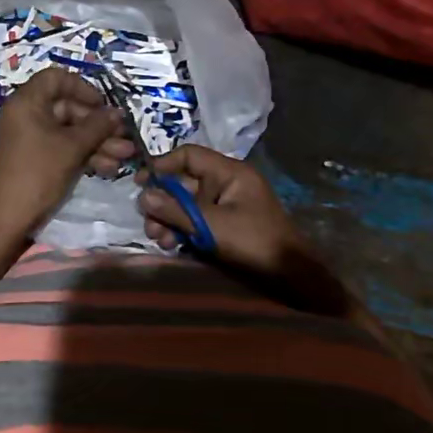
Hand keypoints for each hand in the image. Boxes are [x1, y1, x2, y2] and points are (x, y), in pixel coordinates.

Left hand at [0, 68, 134, 227]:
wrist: (7, 215)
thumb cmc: (38, 172)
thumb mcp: (72, 147)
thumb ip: (97, 126)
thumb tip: (117, 113)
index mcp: (27, 102)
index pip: (56, 78)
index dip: (82, 88)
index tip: (104, 105)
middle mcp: (26, 114)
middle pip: (67, 106)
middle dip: (98, 123)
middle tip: (124, 137)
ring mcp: (30, 137)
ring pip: (68, 130)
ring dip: (97, 142)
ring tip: (124, 156)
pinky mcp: (35, 157)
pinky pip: (62, 147)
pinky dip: (84, 154)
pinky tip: (108, 168)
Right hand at [134, 144, 300, 267]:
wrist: (290, 276)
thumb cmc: (254, 241)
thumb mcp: (211, 225)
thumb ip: (175, 210)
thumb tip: (143, 196)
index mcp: (230, 173)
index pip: (188, 156)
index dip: (163, 166)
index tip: (142, 183)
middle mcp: (225, 184)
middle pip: (182, 183)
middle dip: (162, 202)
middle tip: (148, 221)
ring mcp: (224, 205)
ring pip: (184, 204)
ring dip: (167, 219)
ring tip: (158, 238)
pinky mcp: (222, 225)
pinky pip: (194, 219)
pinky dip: (180, 229)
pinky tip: (170, 244)